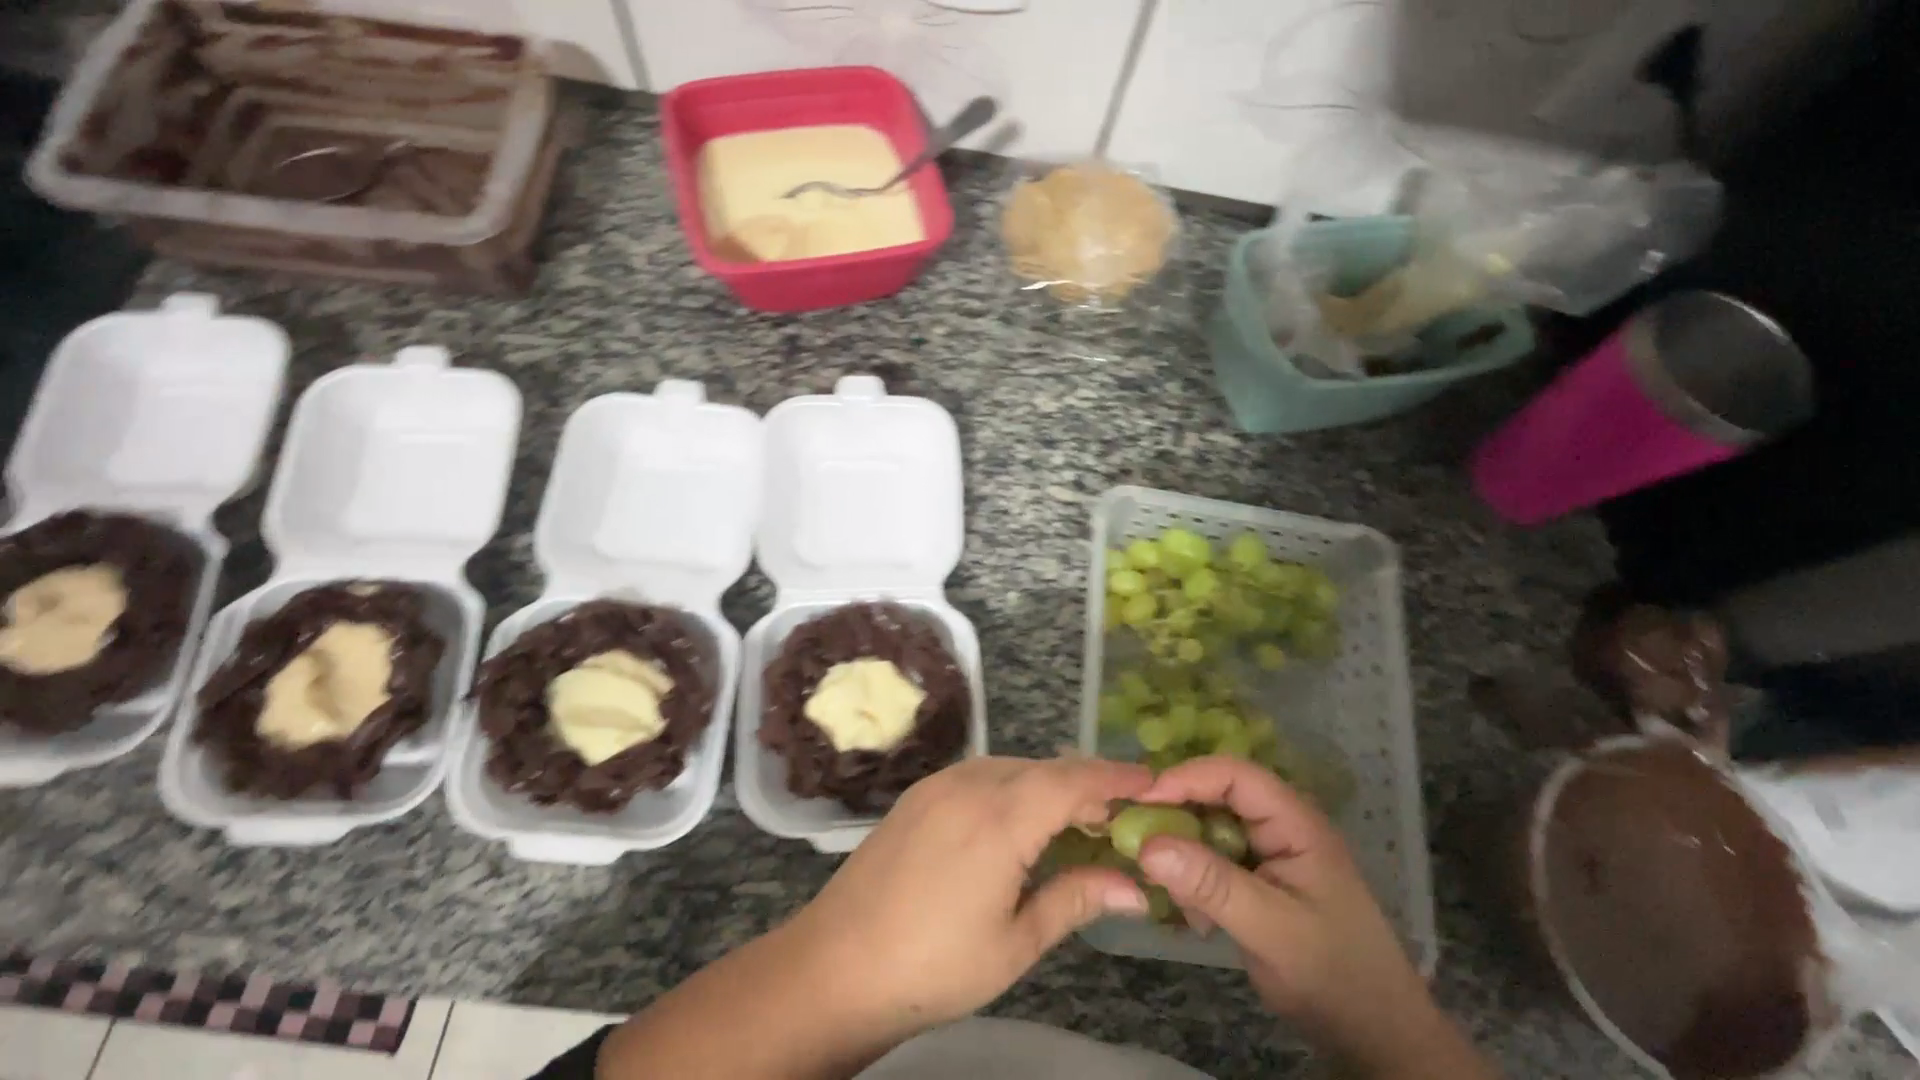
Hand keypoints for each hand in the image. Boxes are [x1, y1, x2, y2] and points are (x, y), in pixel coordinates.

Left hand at [786, 756, 1153, 1034]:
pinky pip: (980, 775)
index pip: (1074, 780)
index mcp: (999, 817)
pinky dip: (1014, 788)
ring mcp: (936, 785)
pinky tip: (1022, 821)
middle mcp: (969, 784)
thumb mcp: (1015, 942)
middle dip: (1088, 784)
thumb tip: (1137, 887)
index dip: (1117, 780)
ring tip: (1078, 821)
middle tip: (1124, 816)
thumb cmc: (932, 966)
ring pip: (1011, 768)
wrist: (833, 967)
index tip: (1155, 786)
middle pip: (1044, 768)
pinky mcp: (916, 796)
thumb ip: (1076, 900)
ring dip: (1049, 785)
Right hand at [1134, 757, 1437, 1067]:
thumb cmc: (1332, 972)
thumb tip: (1146, 845)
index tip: (1139, 801)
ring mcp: (1267, 856)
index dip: (1186, 778)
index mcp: (1295, 822)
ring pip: (1209, 829)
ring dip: (1180, 850)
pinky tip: (1187, 914)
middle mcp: (1279, 828)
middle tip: (1130, 835)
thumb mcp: (1270, 927)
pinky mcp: (1256, 883)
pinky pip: (1211, 862)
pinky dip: (1191, 879)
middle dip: (1173, 812)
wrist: (1373, 1033)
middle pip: (1216, 796)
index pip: (1234, 775)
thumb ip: (1211, 884)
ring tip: (1155, 880)